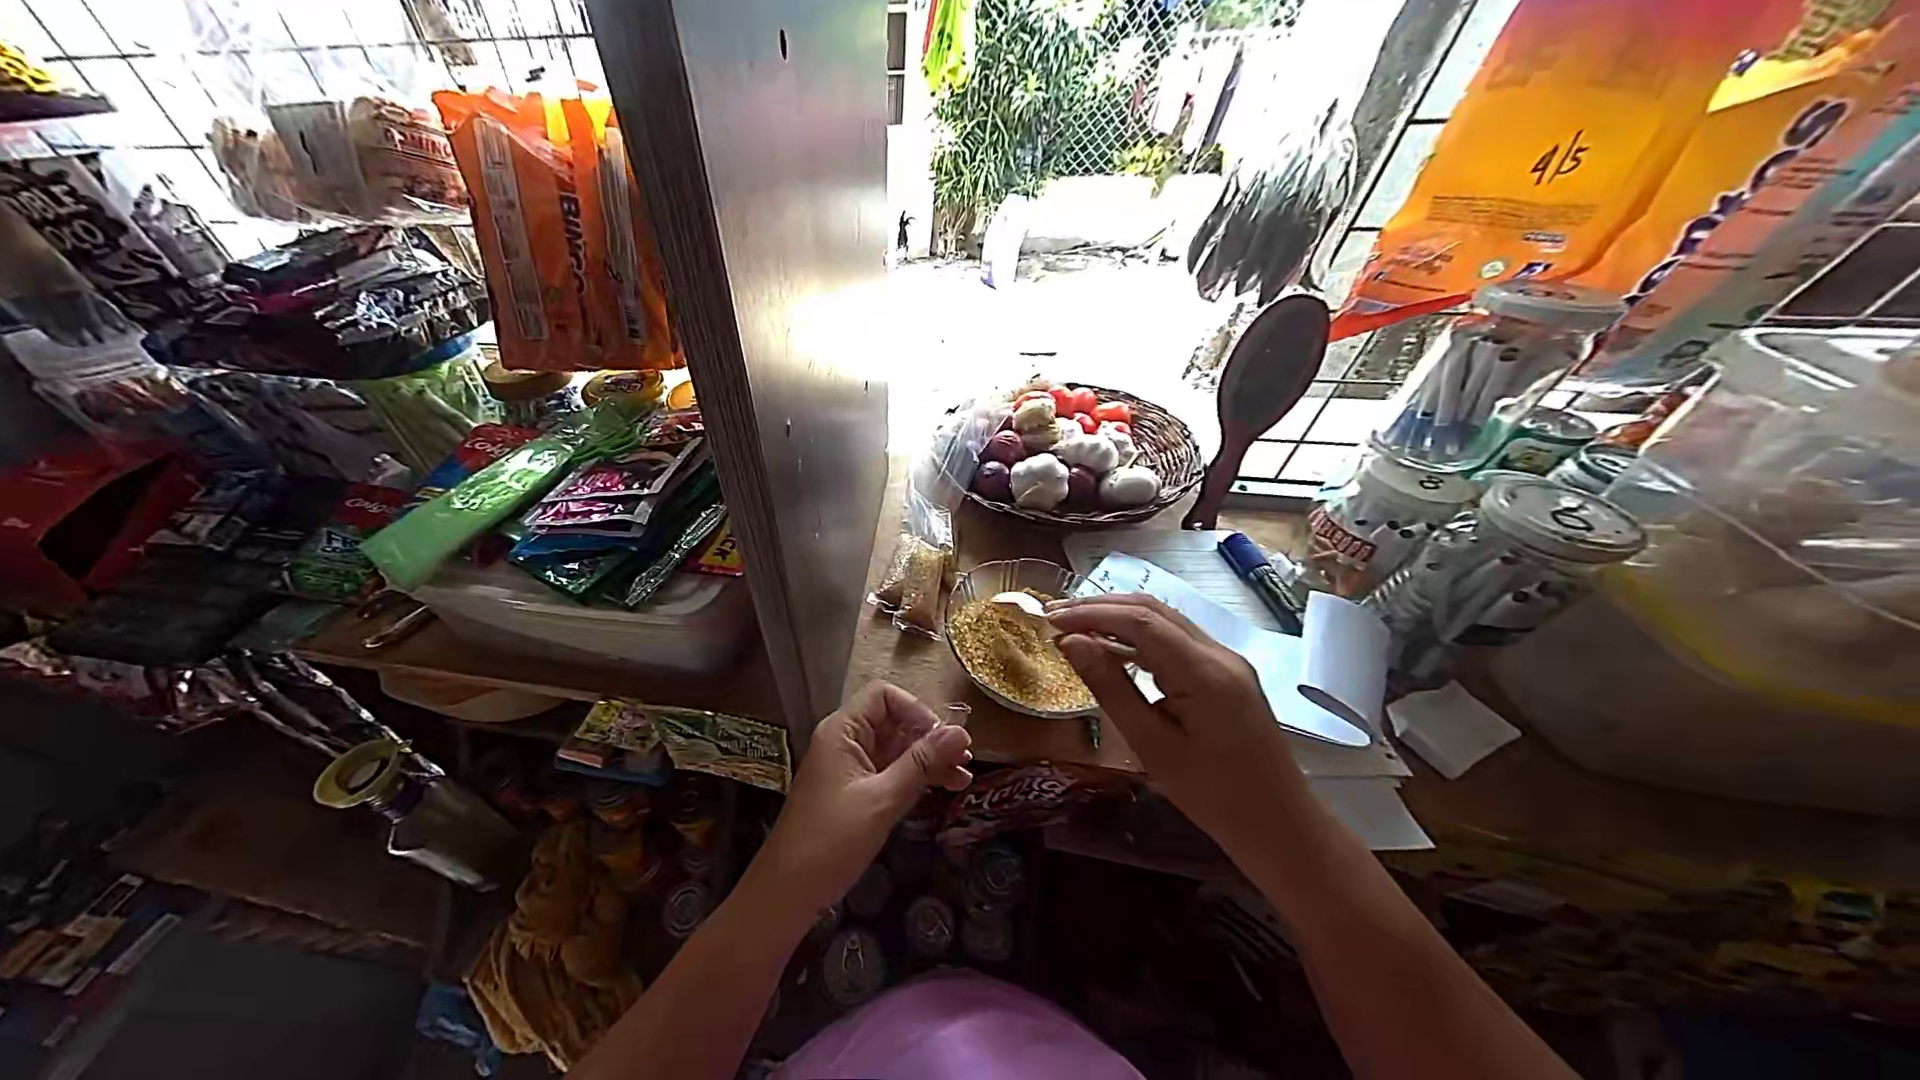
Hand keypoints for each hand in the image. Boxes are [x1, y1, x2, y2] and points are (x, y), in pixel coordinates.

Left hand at [751, 682, 971, 915]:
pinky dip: (916, 777)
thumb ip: (922, 763)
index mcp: (842, 731)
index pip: (884, 696)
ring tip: (962, 778)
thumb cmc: (831, 842)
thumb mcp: (882, 800)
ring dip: (929, 760)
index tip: (942, 739)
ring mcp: (850, 767)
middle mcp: (845, 741)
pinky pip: (891, 771)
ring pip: (896, 748)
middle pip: (894, 721)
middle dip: (930, 738)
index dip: (917, 710)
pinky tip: (943, 788)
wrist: (786, 895)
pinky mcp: (855, 791)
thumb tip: (962, 732)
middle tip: (964, 761)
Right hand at [1048, 595, 1312, 853]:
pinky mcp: (1226, 671)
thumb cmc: (1212, 796)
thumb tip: (1071, 642)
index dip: (1091, 613)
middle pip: (1153, 609)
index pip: (1140, 621)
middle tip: (1056, 617)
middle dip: (1101, 607)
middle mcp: (1218, 653)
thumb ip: (1111, 687)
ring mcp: (1226, 659)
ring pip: (1165, 620)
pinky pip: (1176, 638)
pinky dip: (1140, 635)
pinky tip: (1114, 647)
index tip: (1051, 620)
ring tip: (1075, 626)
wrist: (1279, 824)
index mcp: (1204, 672)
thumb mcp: (1151, 745)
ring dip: (1119, 617)